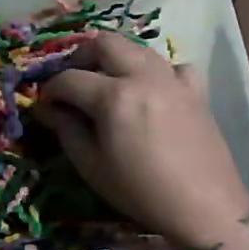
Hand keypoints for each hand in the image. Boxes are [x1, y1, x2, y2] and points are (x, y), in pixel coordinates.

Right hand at [35, 34, 248, 249]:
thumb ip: (66, 130)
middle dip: (81, 56)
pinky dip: (155, 71)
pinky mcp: (196, 90)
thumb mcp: (92, 166)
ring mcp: (173, 79)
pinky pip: (172, 65)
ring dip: (115, 58)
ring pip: (138, 48)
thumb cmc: (139, 191)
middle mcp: (143, 76)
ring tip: (105, 82)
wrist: (203, 206)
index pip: (70, 79)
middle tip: (72, 79)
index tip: (44, 104)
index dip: (50, 89)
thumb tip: (47, 109)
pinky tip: (151, 90)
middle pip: (105, 43)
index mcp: (113, 97)